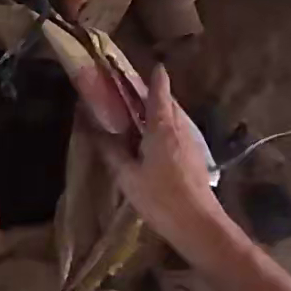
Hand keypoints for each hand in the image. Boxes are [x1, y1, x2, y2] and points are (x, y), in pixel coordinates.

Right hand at [79, 64, 239, 259]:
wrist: (198, 225)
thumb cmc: (160, 198)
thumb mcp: (127, 175)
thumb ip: (110, 150)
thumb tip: (92, 128)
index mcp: (161, 129)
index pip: (159, 94)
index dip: (155, 78)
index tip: (152, 65)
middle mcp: (179, 130)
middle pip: (169, 103)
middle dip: (155, 93)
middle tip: (133, 91)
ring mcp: (191, 144)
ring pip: (175, 118)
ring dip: (160, 111)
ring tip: (139, 114)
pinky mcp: (195, 158)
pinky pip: (178, 132)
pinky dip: (165, 126)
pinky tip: (152, 140)